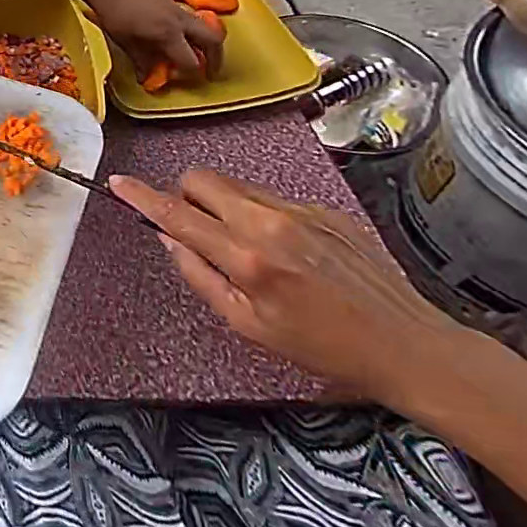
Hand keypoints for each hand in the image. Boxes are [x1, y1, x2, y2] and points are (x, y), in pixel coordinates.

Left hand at [85, 0, 223, 81]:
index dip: (189, 73)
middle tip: (211, 72)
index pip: (191, 60)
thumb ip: (140, 61)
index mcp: (169, 33)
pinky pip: (192, 19)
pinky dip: (195, 32)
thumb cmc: (114, 14)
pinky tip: (180, 38)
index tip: (182, 78)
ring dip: (208, 43)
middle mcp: (179, 20)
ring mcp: (177, 8)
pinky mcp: (171, 1)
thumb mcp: (126, 42)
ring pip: (205, 27)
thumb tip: (145, 78)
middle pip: (212, 40)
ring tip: (199, 56)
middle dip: (216, 58)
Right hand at [110, 170, 470, 407]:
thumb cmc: (322, 347)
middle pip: (202, 179)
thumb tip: (167, 238)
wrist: (408, 344)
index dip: (142, 197)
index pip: (178, 215)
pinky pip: (269, 197)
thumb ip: (199, 276)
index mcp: (247, 258)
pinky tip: (287, 250)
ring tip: (248, 247)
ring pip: (235, 185)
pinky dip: (259, 214)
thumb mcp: (249, 326)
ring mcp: (300, 210)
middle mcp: (270, 222)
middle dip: (186, 195)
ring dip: (223, 205)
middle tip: (196, 228)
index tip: (118, 183)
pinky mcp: (323, 207)